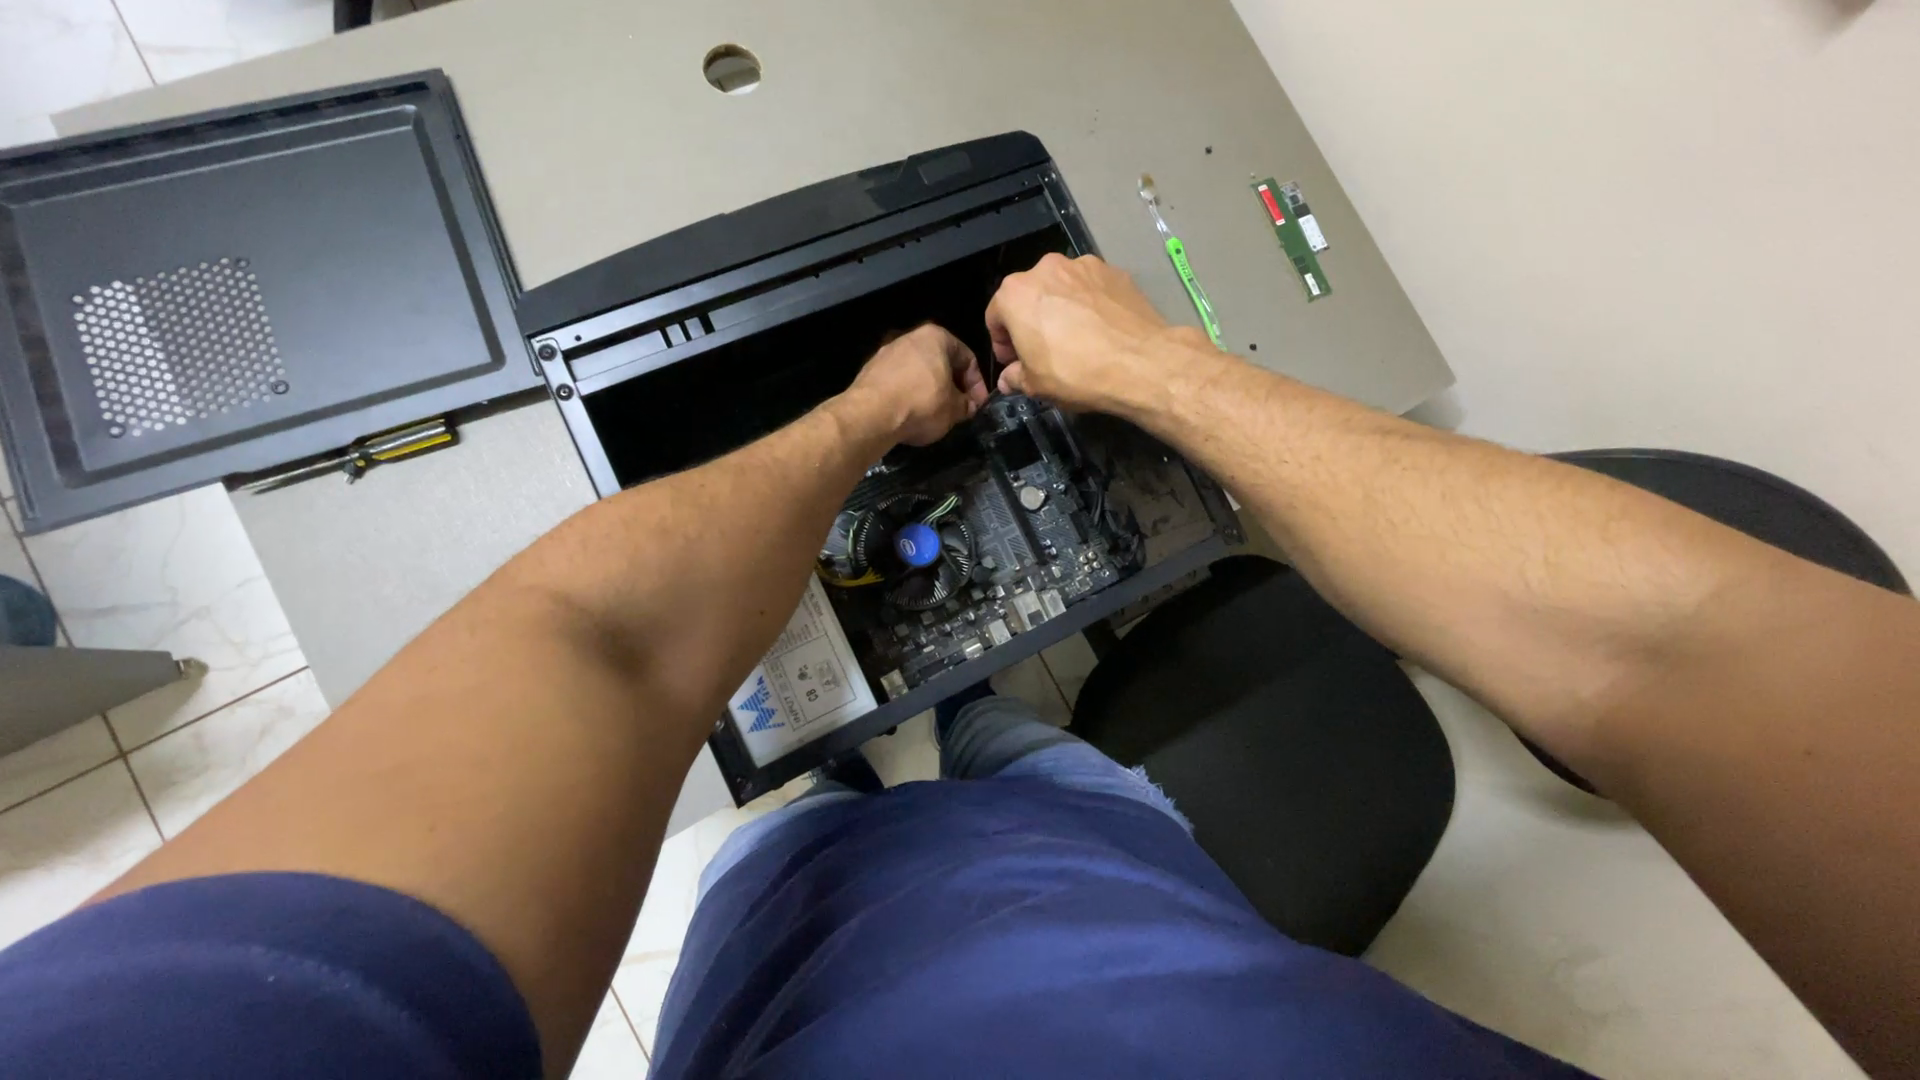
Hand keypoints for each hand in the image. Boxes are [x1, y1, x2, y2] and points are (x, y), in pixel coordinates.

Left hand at [847, 324, 989, 445]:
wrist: (870, 414)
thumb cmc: (921, 404)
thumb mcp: (954, 409)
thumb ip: (967, 404)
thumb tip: (969, 406)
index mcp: (936, 337)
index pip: (967, 358)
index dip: (978, 384)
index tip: (979, 405)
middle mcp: (910, 337)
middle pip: (941, 362)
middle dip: (953, 386)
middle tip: (959, 409)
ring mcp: (887, 352)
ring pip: (919, 371)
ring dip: (931, 390)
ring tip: (936, 414)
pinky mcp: (870, 370)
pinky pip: (899, 381)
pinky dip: (909, 394)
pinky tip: (911, 413)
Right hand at [985, 253, 1200, 412]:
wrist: (1141, 362)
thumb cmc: (1076, 373)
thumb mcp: (1036, 385)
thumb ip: (1015, 377)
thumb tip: (1009, 379)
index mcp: (1016, 293)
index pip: (995, 315)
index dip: (1001, 342)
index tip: (1014, 361)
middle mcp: (1046, 269)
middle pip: (1028, 296)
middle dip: (1030, 321)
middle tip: (1042, 350)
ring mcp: (1082, 266)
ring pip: (1060, 288)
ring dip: (1059, 309)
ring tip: (1075, 339)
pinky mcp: (1113, 270)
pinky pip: (1090, 288)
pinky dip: (1088, 304)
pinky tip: (1100, 330)